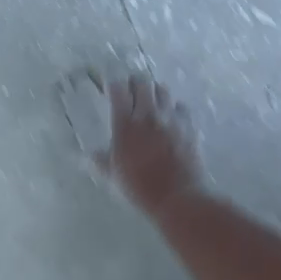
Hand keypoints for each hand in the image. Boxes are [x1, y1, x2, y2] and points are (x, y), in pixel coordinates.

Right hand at [102, 73, 204, 216]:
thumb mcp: (114, 175)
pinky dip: (175, 109)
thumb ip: (102, 160)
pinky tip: (173, 118)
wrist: (177, 197)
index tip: (112, 89)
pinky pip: (181, 107)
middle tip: (133, 91)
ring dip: (155, 92)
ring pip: (163, 90)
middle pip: (142, 82)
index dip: (114, 85)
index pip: (118, 89)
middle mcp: (147, 114)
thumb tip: (92, 155)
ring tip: (153, 101)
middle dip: (135, 83)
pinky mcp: (188, 125)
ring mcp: (170, 118)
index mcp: (125, 123)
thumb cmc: (140, 187)